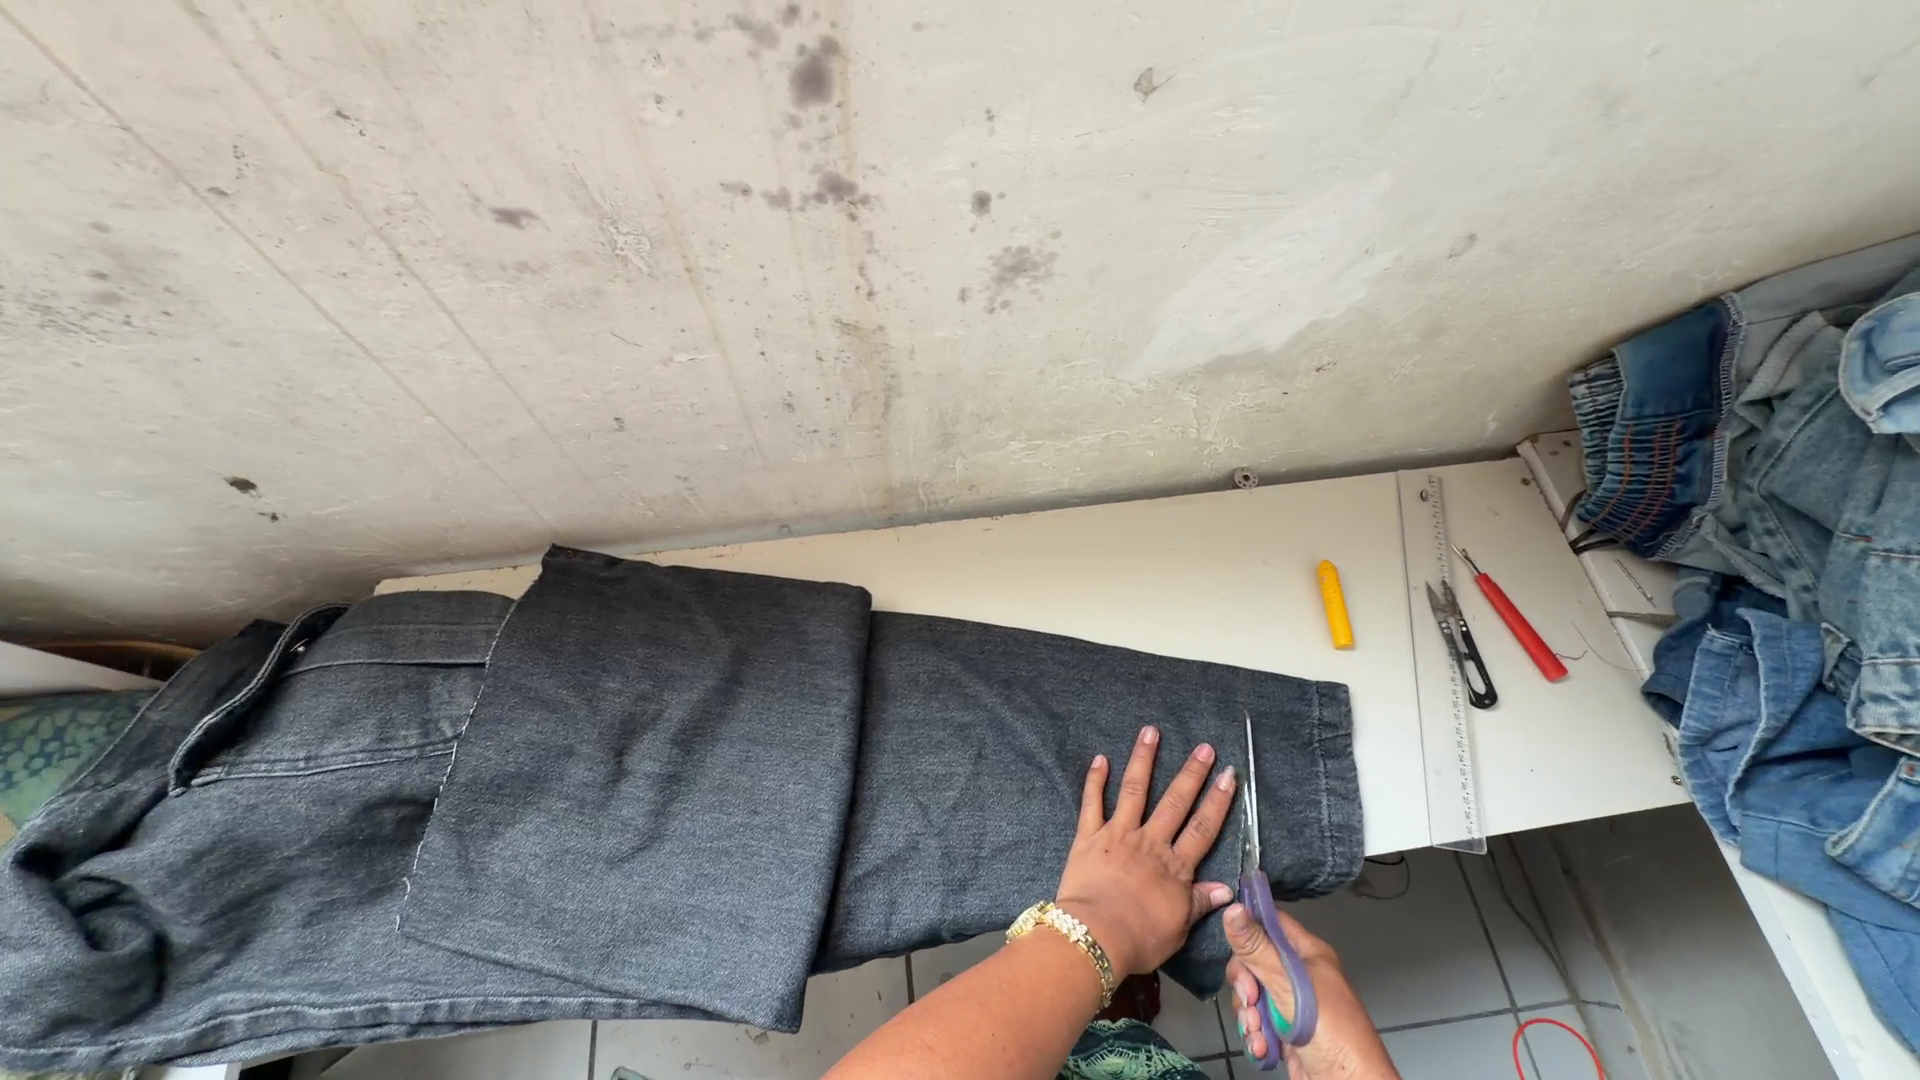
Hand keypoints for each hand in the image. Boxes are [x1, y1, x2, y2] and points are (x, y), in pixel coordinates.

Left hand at [1053, 725, 1238, 977]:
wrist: (1096, 937)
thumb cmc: (1140, 938)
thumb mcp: (1179, 927)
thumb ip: (1199, 902)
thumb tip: (1227, 889)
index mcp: (1175, 866)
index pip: (1202, 828)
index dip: (1217, 801)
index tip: (1228, 775)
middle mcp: (1150, 842)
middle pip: (1175, 802)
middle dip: (1191, 773)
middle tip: (1203, 747)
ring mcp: (1118, 834)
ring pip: (1134, 790)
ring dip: (1143, 759)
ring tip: (1150, 731)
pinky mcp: (1089, 836)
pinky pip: (1092, 803)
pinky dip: (1095, 780)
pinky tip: (1100, 758)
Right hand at [1225, 906, 1399, 1079]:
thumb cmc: (1328, 1031)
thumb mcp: (1288, 985)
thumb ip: (1256, 948)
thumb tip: (1232, 907)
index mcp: (1308, 953)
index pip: (1269, 923)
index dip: (1246, 930)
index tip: (1233, 948)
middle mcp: (1299, 975)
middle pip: (1254, 961)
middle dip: (1244, 984)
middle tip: (1249, 1000)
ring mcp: (1292, 1005)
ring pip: (1252, 994)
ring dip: (1248, 1014)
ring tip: (1257, 1033)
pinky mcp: (1286, 1031)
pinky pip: (1258, 1020)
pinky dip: (1255, 1034)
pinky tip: (1261, 1048)